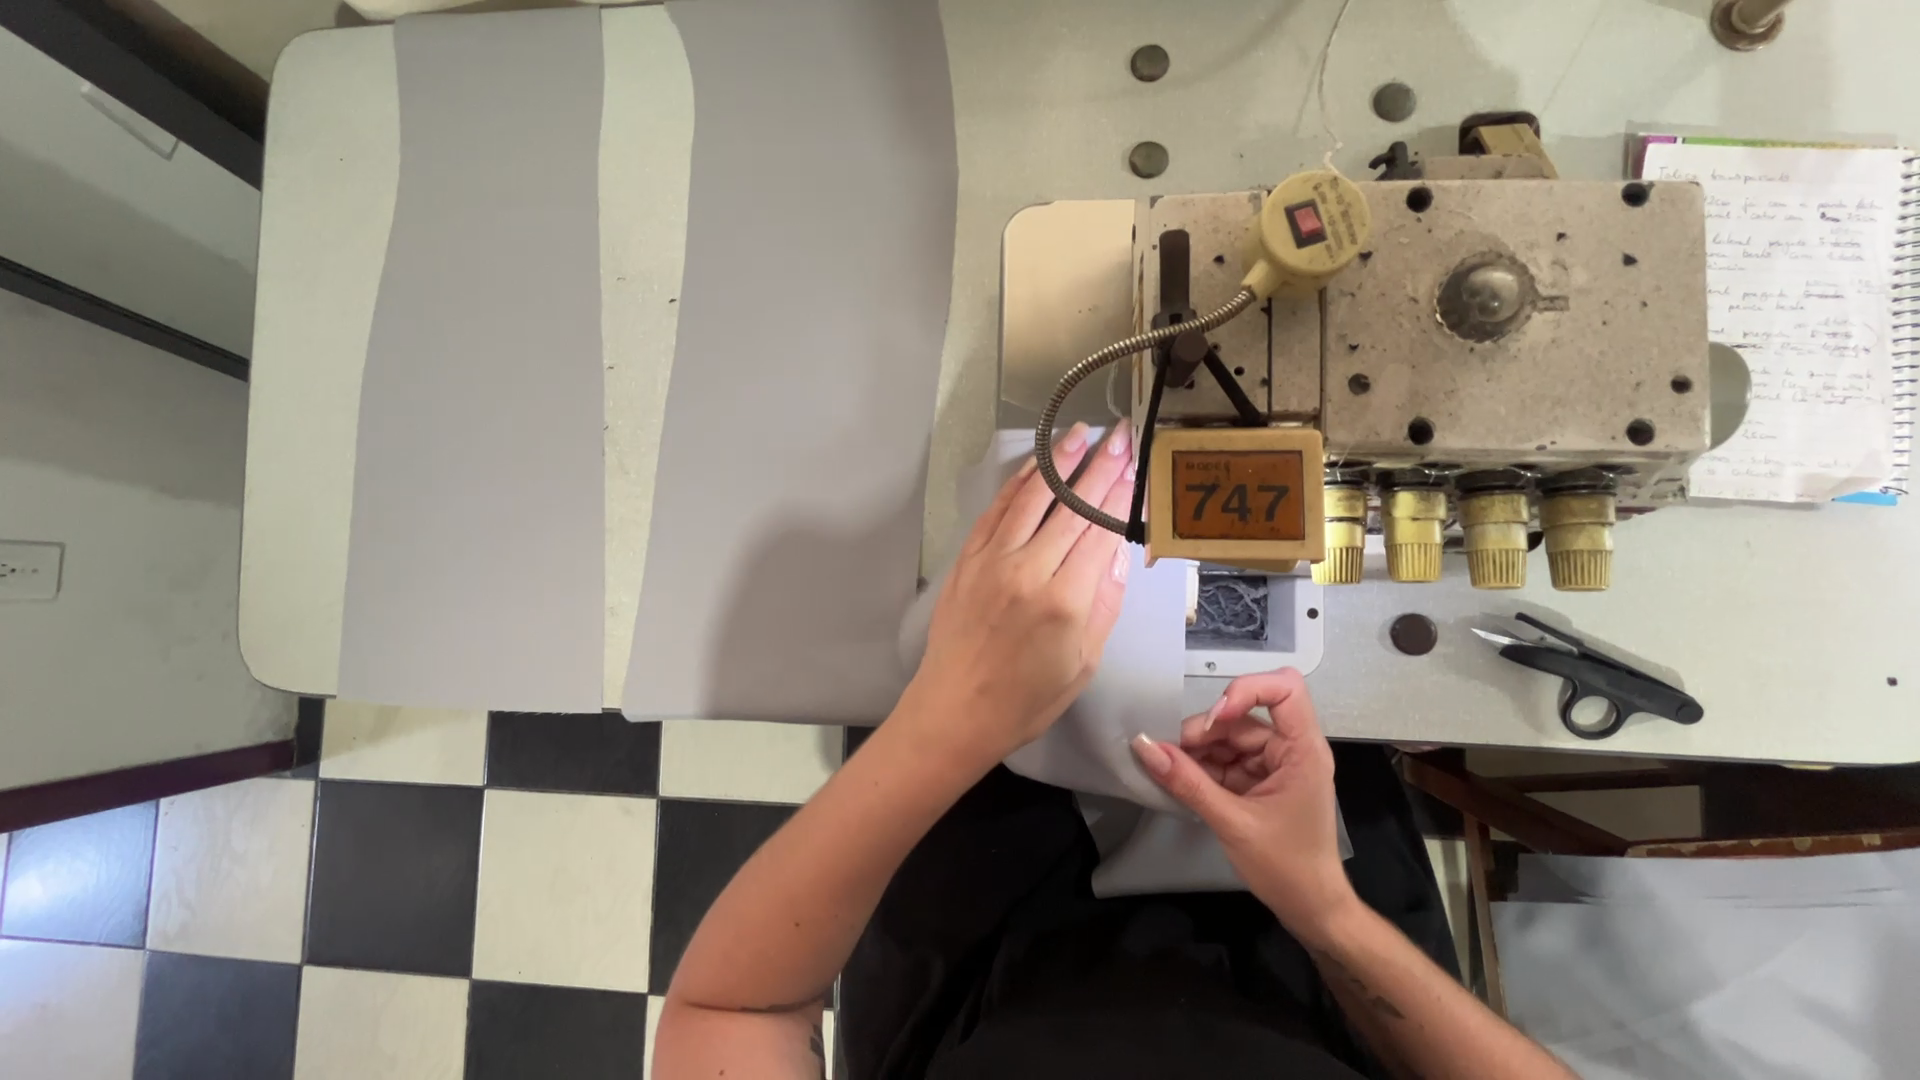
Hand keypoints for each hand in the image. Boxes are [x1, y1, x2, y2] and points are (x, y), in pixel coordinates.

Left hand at [900, 421, 1136, 765]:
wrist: (955, 711)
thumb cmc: (1026, 700)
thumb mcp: (1083, 663)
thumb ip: (1104, 603)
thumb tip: (1116, 550)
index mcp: (1065, 601)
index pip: (1101, 530)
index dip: (1120, 493)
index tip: (1135, 463)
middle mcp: (1028, 571)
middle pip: (1071, 506)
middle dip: (1098, 465)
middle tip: (1118, 434)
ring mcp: (992, 561)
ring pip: (1031, 498)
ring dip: (1057, 462)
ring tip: (1079, 434)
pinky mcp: (967, 561)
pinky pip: (996, 512)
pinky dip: (1017, 485)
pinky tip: (1034, 467)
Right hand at [1130, 669, 1358, 940]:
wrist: (1311, 910)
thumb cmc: (1286, 866)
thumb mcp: (1232, 823)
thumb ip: (1188, 783)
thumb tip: (1143, 746)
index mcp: (1303, 750)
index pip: (1284, 689)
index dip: (1245, 690)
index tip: (1213, 719)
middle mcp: (1292, 748)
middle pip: (1243, 715)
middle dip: (1205, 731)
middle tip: (1171, 756)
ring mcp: (1276, 764)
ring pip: (1229, 737)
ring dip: (1199, 751)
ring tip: (1172, 772)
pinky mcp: (1261, 779)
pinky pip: (1227, 759)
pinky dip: (1203, 767)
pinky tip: (1182, 781)